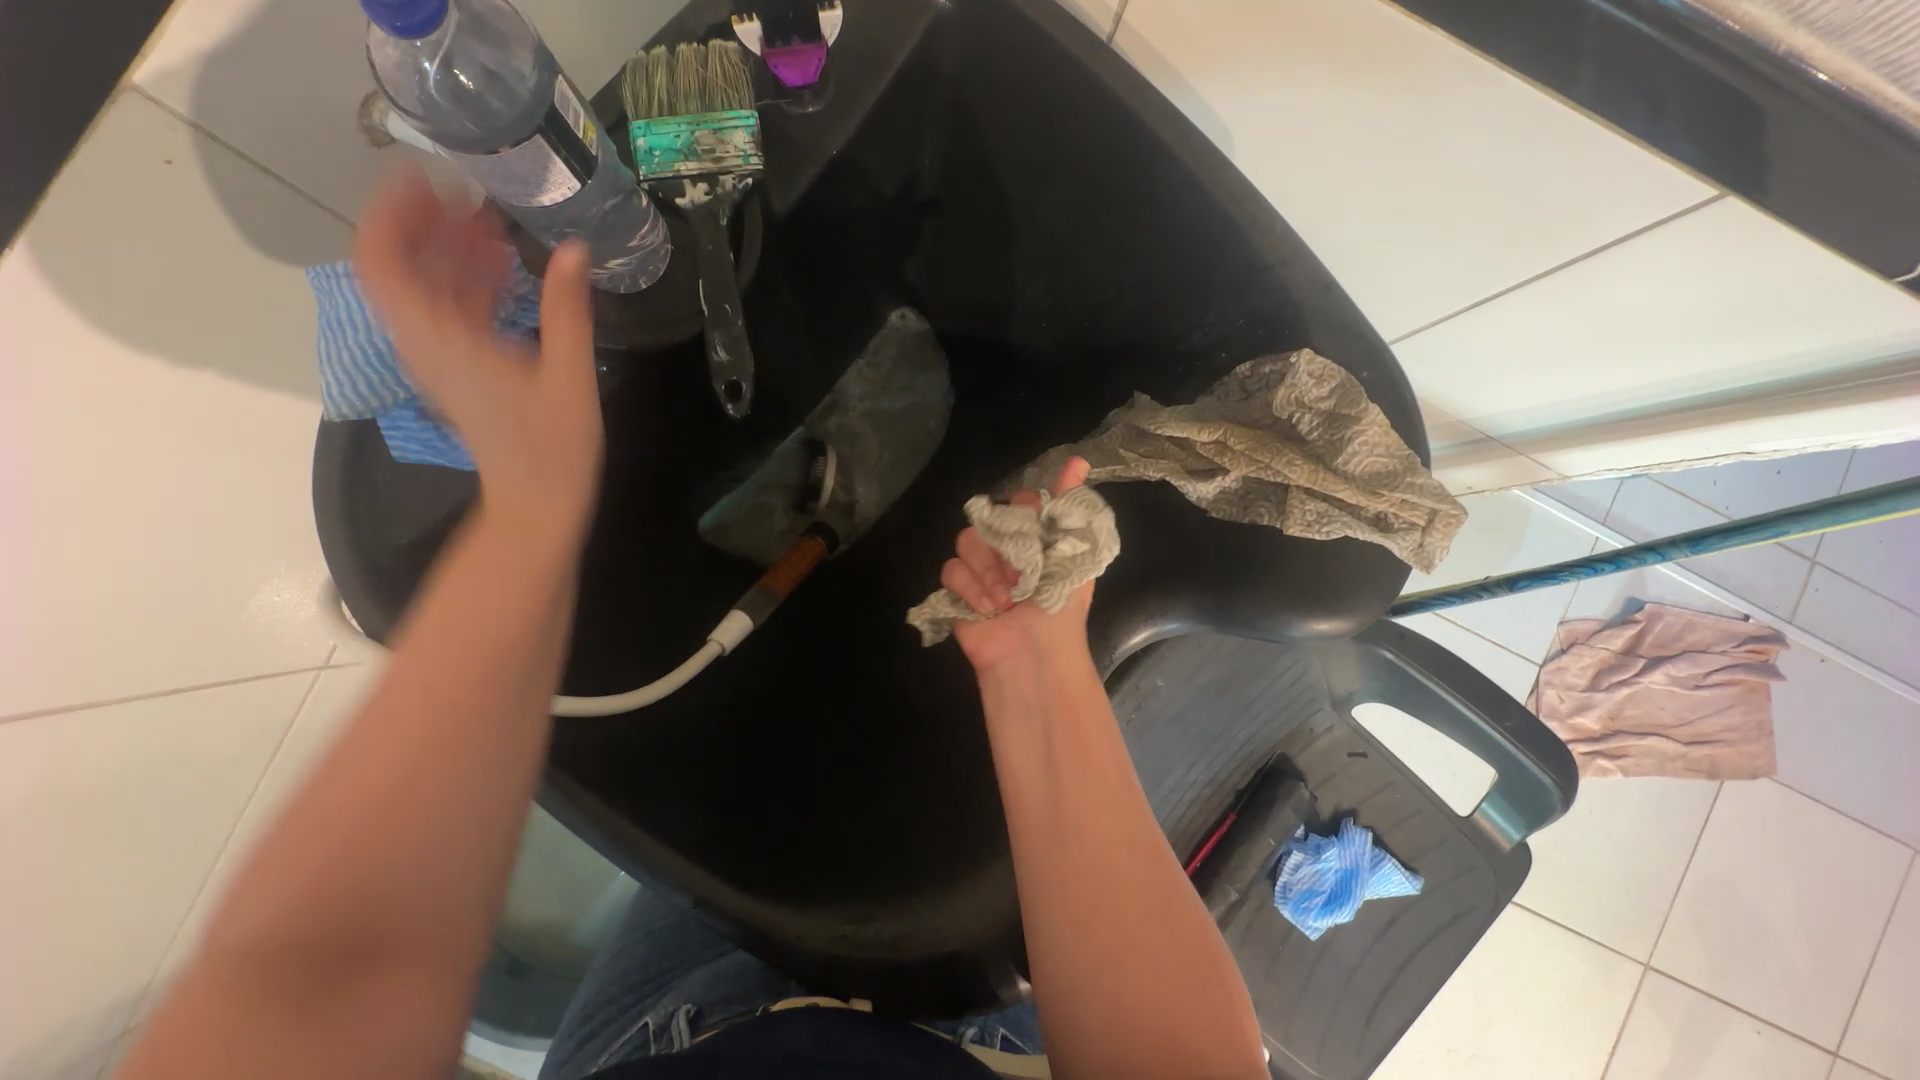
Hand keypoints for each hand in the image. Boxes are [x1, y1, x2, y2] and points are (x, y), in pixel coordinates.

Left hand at [353, 167, 602, 531]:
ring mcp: (438, 359)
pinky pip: (446, 312)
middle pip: (399, 267)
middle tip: (471, 194)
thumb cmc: (553, 446)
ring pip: (423, 289)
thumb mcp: (568, 373)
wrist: (537, 504)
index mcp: (440, 341)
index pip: (382, 262)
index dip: (392, 213)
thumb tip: (576, 249)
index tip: (427, 178)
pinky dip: (465, 283)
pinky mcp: (457, 371)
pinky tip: (503, 268)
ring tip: (492, 223)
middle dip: (427, 224)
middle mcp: (425, 344)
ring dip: (448, 251)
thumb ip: (568, 308)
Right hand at [944, 457, 1094, 675]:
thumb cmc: (1061, 608)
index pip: (1022, 501)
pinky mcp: (957, 589)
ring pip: (967, 540)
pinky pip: (952, 569)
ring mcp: (979, 568)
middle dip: (1006, 547)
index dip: (1026, 513)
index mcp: (1035, 536)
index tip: (1038, 536)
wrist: (1036, 653)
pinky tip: (989, 609)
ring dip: (988, 571)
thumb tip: (1079, 460)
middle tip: (1024, 574)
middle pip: (988, 517)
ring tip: (1008, 600)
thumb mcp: (1076, 553)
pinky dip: (971, 588)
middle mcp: (1006, 547)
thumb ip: (1071, 506)